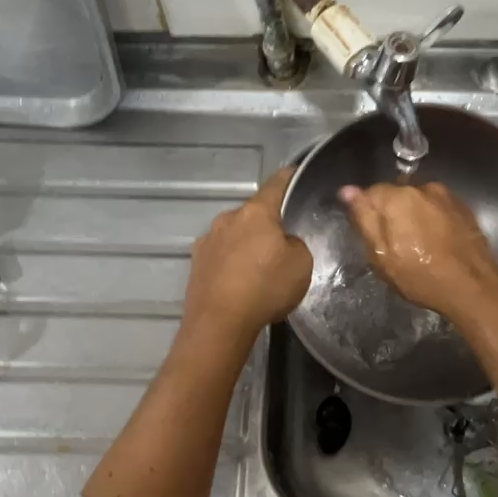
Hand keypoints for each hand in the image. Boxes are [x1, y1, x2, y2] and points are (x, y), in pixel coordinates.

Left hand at [183, 167, 312, 335]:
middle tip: (283, 241)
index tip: (297, 174)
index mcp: (256, 212)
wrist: (218, 322)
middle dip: (267, 222)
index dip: (289, 178)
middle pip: (254, 212)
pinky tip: (239, 281)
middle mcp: (228, 218)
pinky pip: (221, 253)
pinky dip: (232, 261)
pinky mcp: (196, 262)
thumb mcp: (301, 264)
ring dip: (247, 243)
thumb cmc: (265, 287)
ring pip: (235, 233)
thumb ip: (296, 244)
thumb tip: (284, 242)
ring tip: (259, 267)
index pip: (276, 184)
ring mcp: (208, 239)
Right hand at [339, 182, 497, 318]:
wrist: (473, 287)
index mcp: (398, 197)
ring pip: (419, 201)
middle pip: (396, 195)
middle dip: (392, 214)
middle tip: (395, 245)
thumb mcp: (382, 254)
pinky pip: (438, 208)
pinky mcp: (464, 208)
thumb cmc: (421, 275)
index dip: (368, 214)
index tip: (373, 237)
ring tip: (419, 245)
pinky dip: (433, 221)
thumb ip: (364, 218)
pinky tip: (437, 243)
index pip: (370, 193)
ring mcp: (447, 196)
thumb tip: (347, 190)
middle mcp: (423, 188)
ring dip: (414, 217)